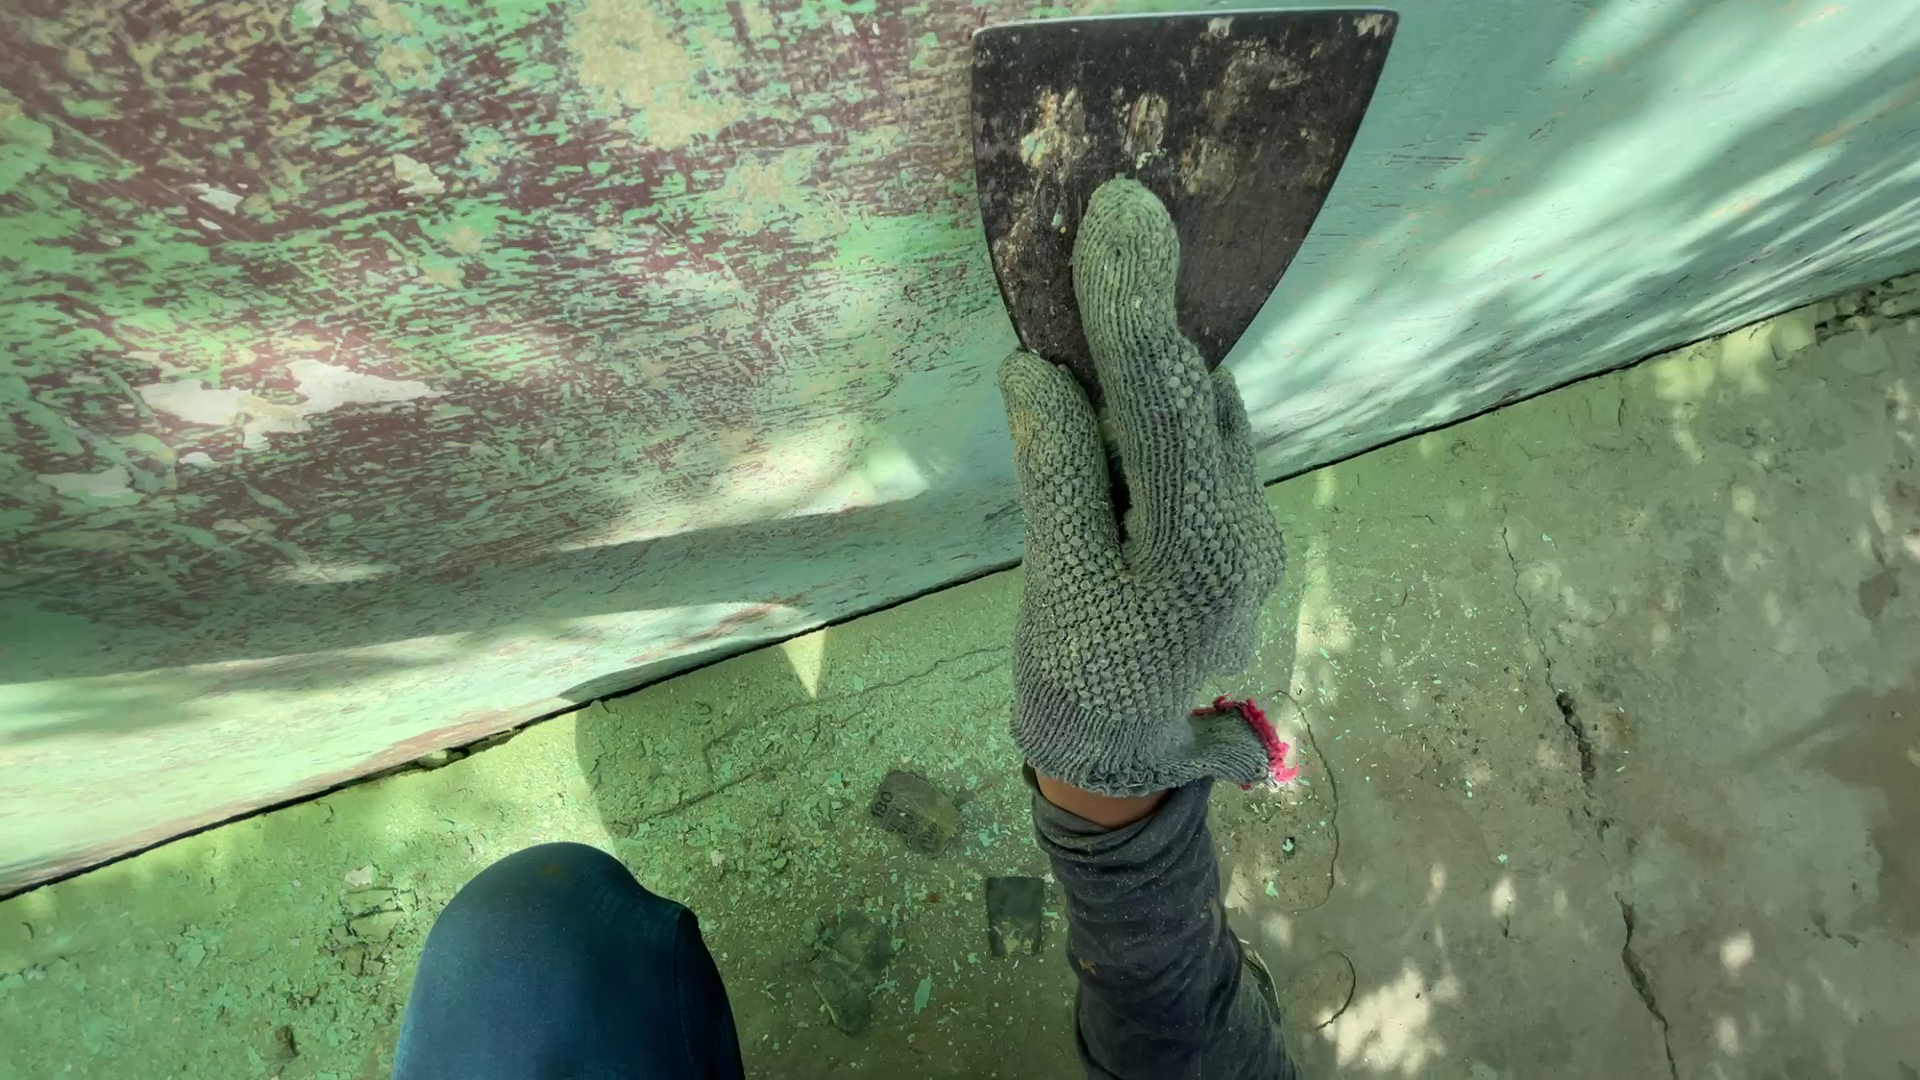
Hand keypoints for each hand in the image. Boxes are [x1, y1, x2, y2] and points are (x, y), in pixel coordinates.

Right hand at [998, 177, 1287, 796]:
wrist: (1120, 757)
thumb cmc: (1076, 680)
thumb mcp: (1053, 585)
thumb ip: (1056, 477)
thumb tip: (1037, 372)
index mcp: (1201, 549)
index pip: (1167, 406)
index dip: (1136, 311)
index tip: (1117, 218)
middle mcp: (1245, 529)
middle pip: (1198, 397)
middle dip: (1153, 314)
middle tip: (1116, 229)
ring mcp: (1248, 533)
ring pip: (1207, 420)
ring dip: (1161, 356)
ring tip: (1112, 297)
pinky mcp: (1234, 535)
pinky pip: (1203, 449)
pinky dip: (1166, 402)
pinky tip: (1129, 385)